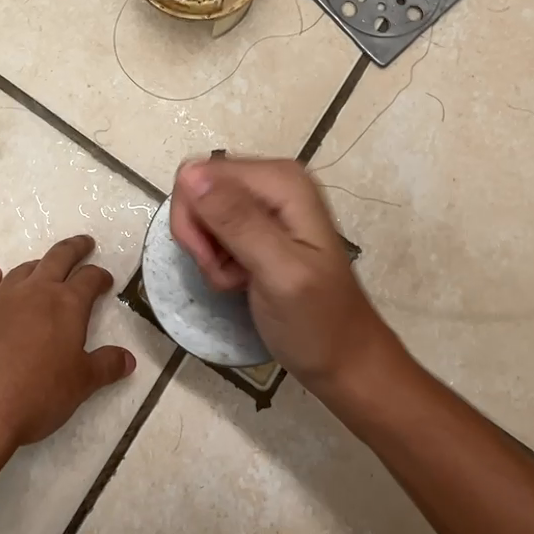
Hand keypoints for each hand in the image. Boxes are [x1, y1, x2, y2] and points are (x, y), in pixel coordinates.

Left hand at [0, 235, 136, 450]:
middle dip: (74, 248)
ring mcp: (1, 299)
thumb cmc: (36, 395)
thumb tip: (128, 359)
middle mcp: (35, 292)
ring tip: (44, 266)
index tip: (106, 281)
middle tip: (84, 243)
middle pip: (58, 258)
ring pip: (23, 269)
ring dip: (37, 264)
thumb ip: (106, 366)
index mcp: (66, 304)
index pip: (89, 279)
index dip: (100, 277)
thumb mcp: (80, 384)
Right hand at [168, 157, 398, 391]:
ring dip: (209, 254)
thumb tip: (190, 175)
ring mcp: (265, 202)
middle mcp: (272, 180)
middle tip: (226, 274)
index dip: (193, 218)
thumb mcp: (278, 272)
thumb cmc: (317, 321)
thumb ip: (237, 221)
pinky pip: (213, 230)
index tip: (211, 260)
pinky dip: (217, 260)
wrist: (343, 359)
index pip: (201, 173)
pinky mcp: (257, 225)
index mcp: (281, 179)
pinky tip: (241, 280)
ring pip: (202, 213)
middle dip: (201, 237)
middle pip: (198, 189)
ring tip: (238, 281)